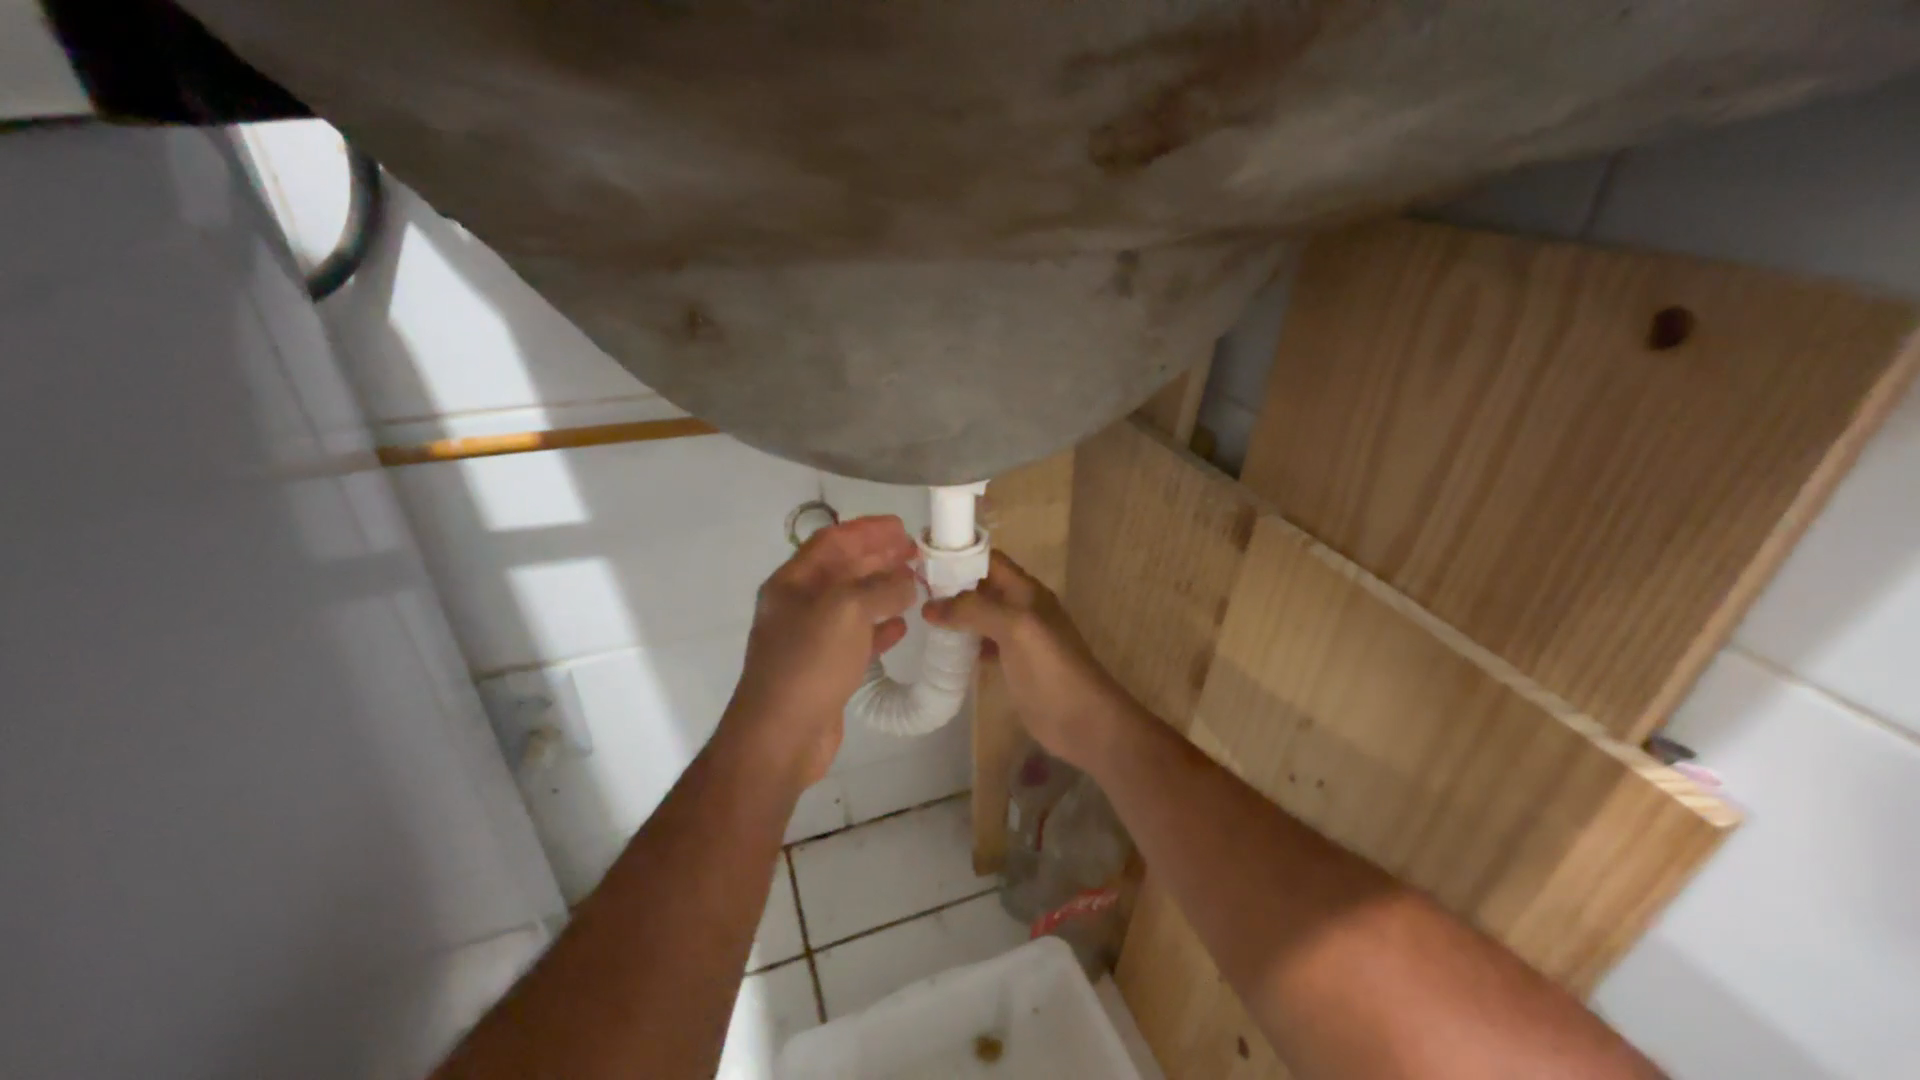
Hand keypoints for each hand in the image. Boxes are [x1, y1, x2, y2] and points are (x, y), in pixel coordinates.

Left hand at [722, 516, 918, 787]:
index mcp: (792, 582)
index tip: (902, 526)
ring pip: (852, 604)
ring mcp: (810, 639)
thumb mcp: (847, 611)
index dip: (867, 530)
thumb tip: (907, 581)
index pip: (832, 541)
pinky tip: (902, 626)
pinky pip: (856, 638)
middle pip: (842, 570)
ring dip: (883, 591)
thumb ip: (881, 588)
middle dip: (878, 558)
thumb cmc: (809, 663)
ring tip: (917, 583)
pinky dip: (879, 627)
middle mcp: (798, 606)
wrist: (781, 735)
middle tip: (916, 552)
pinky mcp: (824, 670)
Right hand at [923, 551, 1135, 770]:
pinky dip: (963, 643)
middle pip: (982, 587)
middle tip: (913, 593)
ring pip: (981, 616)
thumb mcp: (1015, 628)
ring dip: (955, 615)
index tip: (923, 562)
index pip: (990, 560)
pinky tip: (943, 650)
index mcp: (1026, 591)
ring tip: (920, 619)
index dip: (960, 557)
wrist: (1082, 719)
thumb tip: (930, 606)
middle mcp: (1022, 608)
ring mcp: (1018, 638)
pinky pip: (983, 644)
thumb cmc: (1050, 668)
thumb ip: (974, 610)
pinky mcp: (1013, 664)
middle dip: (951, 586)